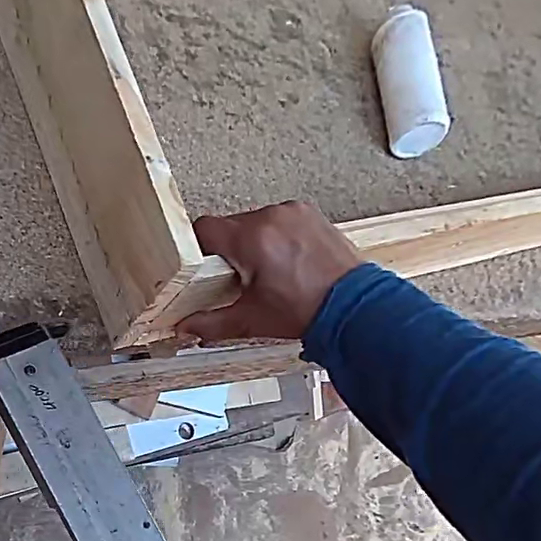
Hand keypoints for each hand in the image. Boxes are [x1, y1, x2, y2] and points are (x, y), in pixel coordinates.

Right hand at [178, 201, 365, 342]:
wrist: (353, 309)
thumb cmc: (308, 311)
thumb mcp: (251, 320)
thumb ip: (212, 323)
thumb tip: (187, 327)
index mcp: (252, 238)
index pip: (205, 228)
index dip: (197, 248)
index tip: (201, 266)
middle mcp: (273, 217)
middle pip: (232, 226)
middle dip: (229, 252)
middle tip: (237, 280)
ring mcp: (295, 213)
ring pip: (257, 223)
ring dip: (254, 244)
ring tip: (265, 274)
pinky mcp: (312, 216)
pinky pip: (282, 222)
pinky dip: (277, 239)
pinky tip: (285, 264)